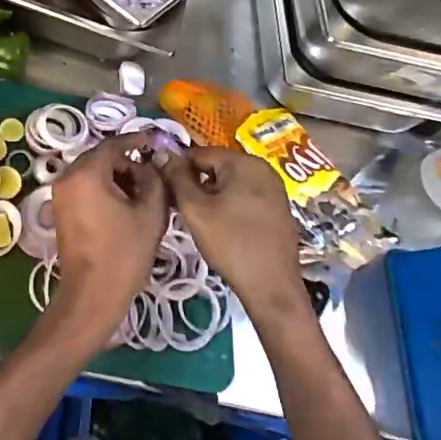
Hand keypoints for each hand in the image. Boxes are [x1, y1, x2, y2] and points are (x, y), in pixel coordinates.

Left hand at [45, 133, 167, 342]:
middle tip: (153, 174)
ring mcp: (60, 194)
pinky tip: (124, 204)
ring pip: (92, 172)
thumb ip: (153, 178)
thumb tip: (149, 165)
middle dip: (127, 162)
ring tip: (142, 192)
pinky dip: (103, 187)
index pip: (114, 144)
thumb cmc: (124, 252)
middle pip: (101, 157)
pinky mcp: (60, 209)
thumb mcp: (151, 212)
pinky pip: (84, 187)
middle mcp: (67, 176)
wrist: (92, 295)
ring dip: (116, 175)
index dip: (137, 141)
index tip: (156, 143)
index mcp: (86, 173)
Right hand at [163, 147, 306, 318]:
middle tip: (179, 207)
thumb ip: (177, 178)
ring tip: (198, 218)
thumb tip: (162, 154)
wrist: (272, 286)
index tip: (164, 189)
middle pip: (216, 166)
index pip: (200, 153)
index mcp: (244, 162)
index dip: (177, 169)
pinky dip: (228, 203)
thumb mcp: (196, 209)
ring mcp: (273, 187)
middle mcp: (263, 167)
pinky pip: (244, 194)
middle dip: (195, 182)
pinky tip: (220, 225)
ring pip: (230, 181)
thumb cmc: (231, 243)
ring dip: (210, 194)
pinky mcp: (277, 207)